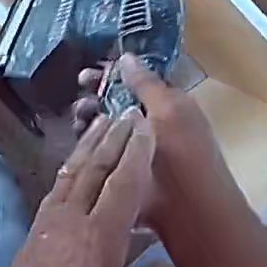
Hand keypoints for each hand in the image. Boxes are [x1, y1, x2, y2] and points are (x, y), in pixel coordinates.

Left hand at [0, 108, 174, 266]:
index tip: (147, 125)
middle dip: (112, 138)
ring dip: (88, 148)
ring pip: (70, 175)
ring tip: (103, 123)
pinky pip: (57, 191)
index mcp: (96, 246)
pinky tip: (79, 168)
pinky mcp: (34, 236)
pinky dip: (72, 171)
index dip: (137, 155)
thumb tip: (164, 266)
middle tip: (127, 111)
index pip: (122, 189)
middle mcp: (67, 225)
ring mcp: (46, 228)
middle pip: (93, 170)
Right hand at [71, 53, 241, 232]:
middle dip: (95, 91)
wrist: (186, 209)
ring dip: (88, 112)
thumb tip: (125, 56)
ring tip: (81, 114)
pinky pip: (95, 142)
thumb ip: (146, 83)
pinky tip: (80, 134)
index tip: (93, 71)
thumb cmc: (185, 154)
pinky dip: (85, 135)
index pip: (134, 80)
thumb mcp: (170, 110)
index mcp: (165, 105)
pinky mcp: (116, 163)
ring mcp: (130, 144)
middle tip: (82, 88)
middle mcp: (147, 122)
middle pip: (113, 98)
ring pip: (101, 119)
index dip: (112, 73)